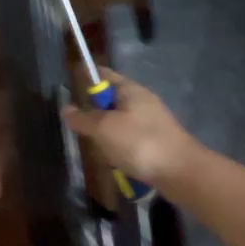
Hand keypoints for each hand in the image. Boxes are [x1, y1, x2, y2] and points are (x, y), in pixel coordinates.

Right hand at [61, 68, 203, 184]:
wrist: (179, 170)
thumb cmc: (139, 142)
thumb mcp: (105, 129)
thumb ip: (84, 119)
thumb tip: (66, 107)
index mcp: (130, 89)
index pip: (105, 75)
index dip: (88, 78)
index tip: (71, 85)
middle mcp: (142, 99)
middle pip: (112, 100)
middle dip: (97, 115)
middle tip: (84, 130)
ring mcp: (152, 120)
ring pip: (121, 122)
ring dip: (109, 136)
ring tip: (103, 152)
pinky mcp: (157, 140)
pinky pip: (131, 140)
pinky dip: (122, 149)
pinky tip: (119, 164)